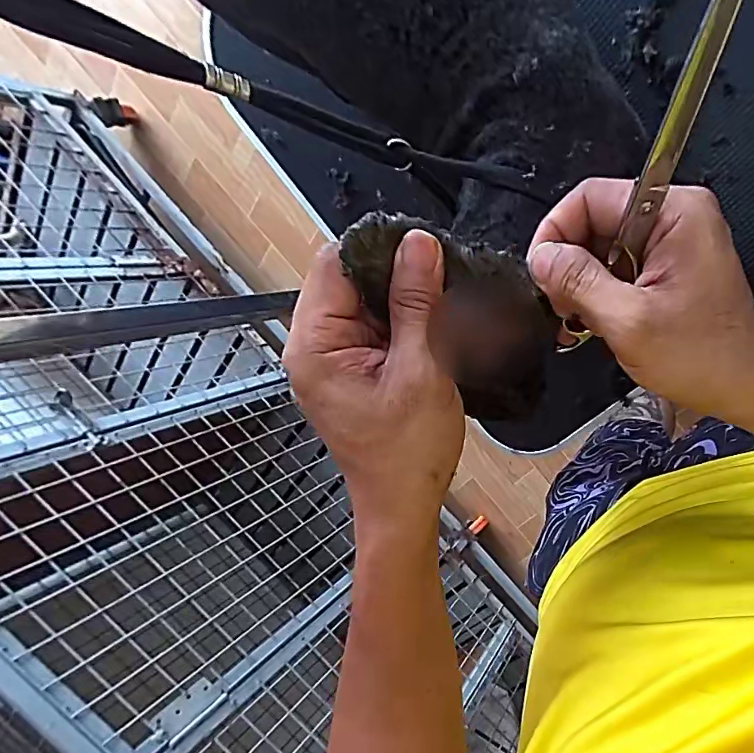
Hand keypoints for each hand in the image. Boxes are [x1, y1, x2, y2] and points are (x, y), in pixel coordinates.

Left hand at [285, 232, 464, 530]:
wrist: (404, 504)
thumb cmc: (407, 454)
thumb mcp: (421, 371)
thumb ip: (417, 305)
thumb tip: (419, 248)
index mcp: (314, 344)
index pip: (336, 263)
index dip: (382, 250)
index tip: (426, 251)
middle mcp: (312, 348)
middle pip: (349, 282)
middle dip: (396, 280)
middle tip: (441, 290)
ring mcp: (330, 363)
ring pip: (366, 307)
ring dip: (404, 308)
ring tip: (439, 323)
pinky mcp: (351, 375)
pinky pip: (374, 334)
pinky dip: (404, 331)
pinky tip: (429, 343)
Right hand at [528, 179, 753, 432]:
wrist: (750, 388)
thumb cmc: (707, 359)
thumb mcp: (629, 322)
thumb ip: (578, 282)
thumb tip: (542, 257)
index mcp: (675, 213)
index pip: (591, 196)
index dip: (557, 233)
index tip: (542, 271)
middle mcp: (681, 218)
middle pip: (599, 221)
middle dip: (575, 264)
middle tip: (565, 307)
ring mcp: (681, 244)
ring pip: (610, 249)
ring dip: (591, 286)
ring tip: (586, 322)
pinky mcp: (679, 269)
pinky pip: (630, 269)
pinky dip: (611, 295)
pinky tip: (606, 323)